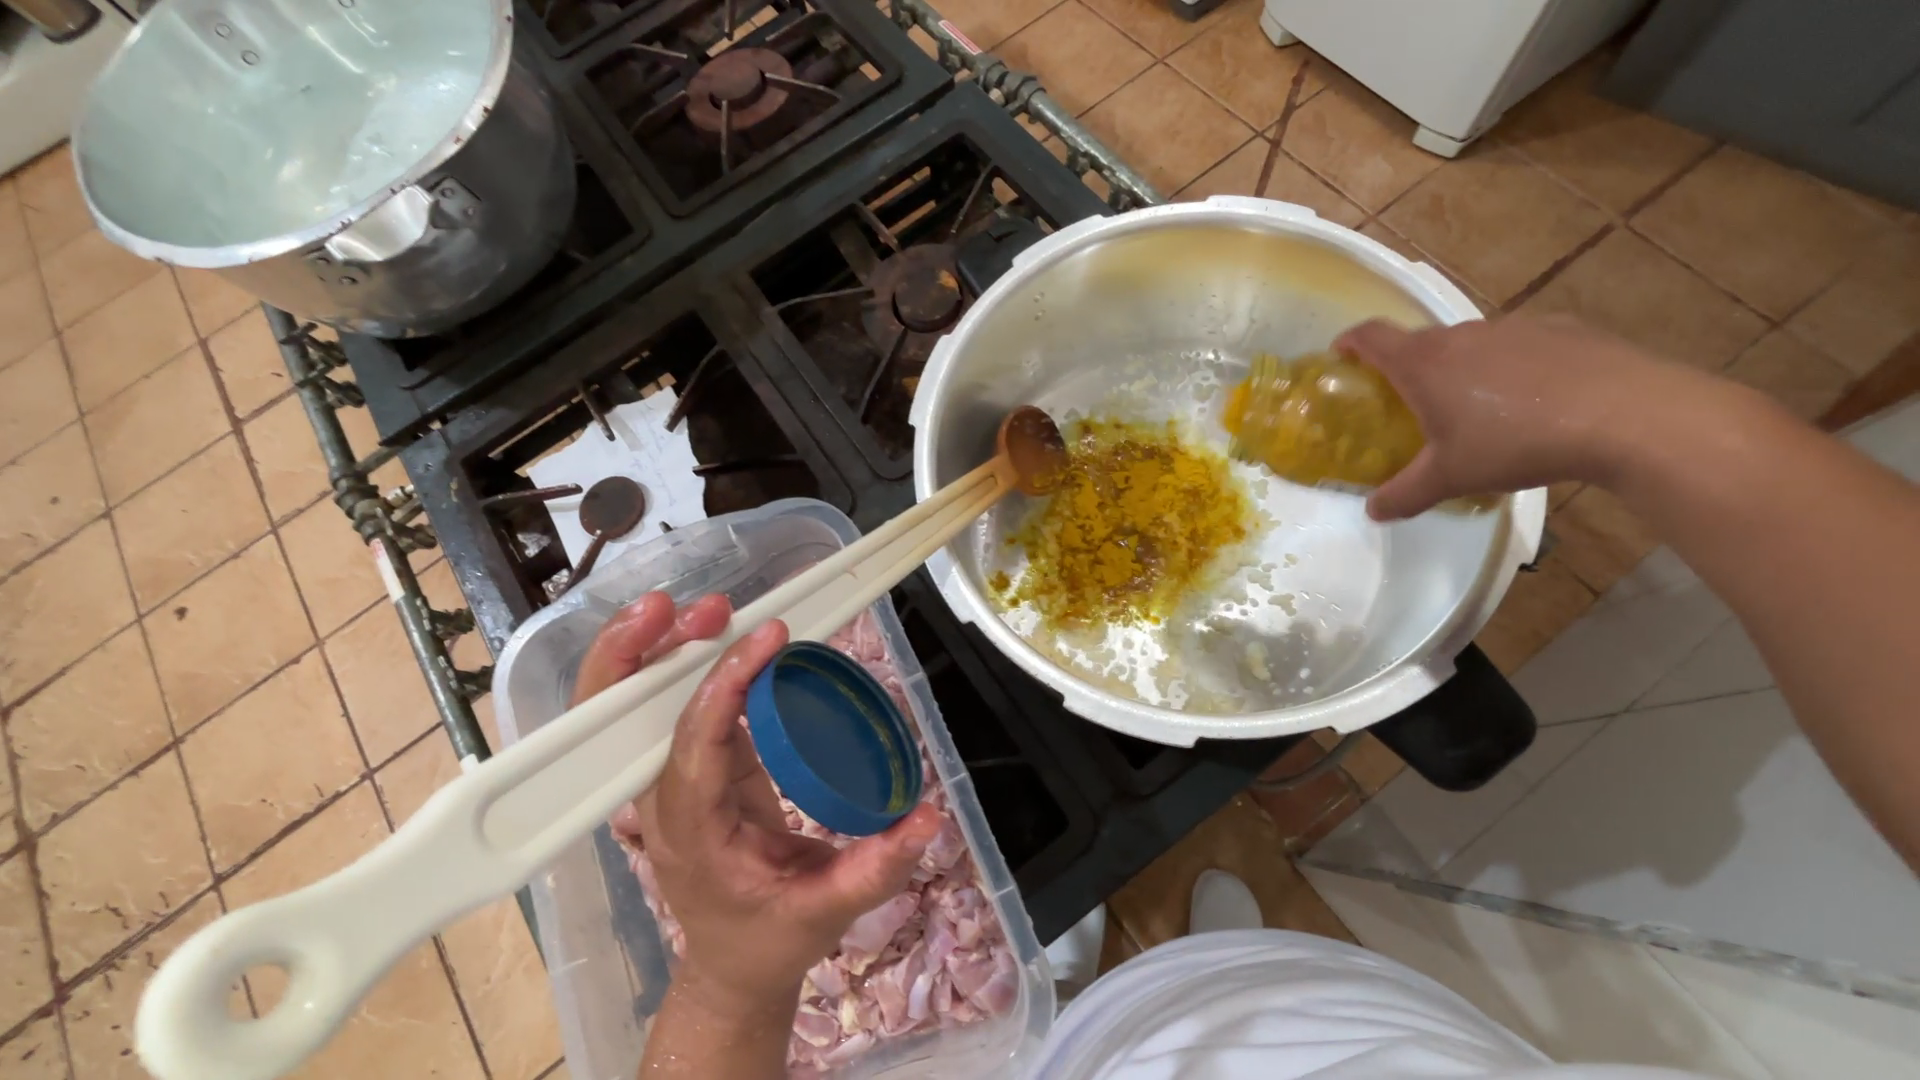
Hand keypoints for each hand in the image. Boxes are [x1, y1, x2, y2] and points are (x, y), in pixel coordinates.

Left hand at [573, 594, 941, 1014]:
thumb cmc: (771, 942)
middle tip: (704, 608)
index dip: (724, 687)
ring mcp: (672, 782)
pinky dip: (694, 666)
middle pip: (623, 719)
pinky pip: (680, 708)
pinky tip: (728, 635)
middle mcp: (663, 801)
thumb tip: (928, 816)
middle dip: (645, 654)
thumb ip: (876, 868)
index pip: (693, 749)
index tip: (768, 637)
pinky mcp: (695, 768)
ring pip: (639, 706)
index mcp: (691, 833)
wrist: (733, 968)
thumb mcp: (826, 911)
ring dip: (664, 650)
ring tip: (714, 609)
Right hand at [1335, 315, 1732, 519]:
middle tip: (1412, 402)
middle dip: (1408, 367)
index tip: (1341, 356)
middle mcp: (1462, 335)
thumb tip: (1373, 511)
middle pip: (1421, 342)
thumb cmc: (1515, 442)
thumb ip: (1404, 494)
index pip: (1371, 336)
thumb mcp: (1450, 478)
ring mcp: (1515, 328)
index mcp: (1424, 363)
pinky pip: (1519, 347)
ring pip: (1471, 344)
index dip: (1350, 342)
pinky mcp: (1562, 330)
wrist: (1625, 415)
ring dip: (1461, 368)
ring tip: (1477, 407)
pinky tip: (1532, 401)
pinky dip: (1510, 368)